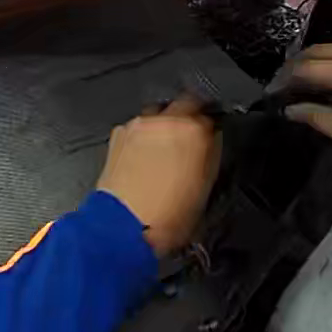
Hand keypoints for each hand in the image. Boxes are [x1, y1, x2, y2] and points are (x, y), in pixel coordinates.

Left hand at [96, 94, 219, 256]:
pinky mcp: (119, 134)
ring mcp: (141, 124)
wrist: (122, 226)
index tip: (207, 141)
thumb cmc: (167, 215)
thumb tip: (211, 143)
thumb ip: (211, 156)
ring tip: (162, 150)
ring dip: (163, 126)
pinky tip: (142, 157)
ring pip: (158, 114)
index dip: (209, 130)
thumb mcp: (205, 189)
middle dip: (188, 118)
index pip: (209, 117)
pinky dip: (142, 136)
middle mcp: (167, 120)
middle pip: (184, 105)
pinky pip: (137, 127)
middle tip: (187, 140)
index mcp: (194, 131)